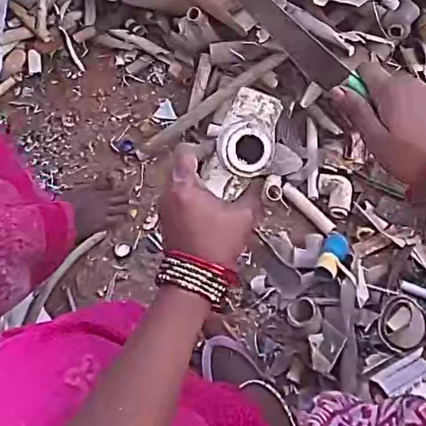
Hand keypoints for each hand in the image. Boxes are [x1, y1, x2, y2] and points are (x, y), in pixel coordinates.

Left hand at [159, 147, 255, 269]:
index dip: (203, 148)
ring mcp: (165, 209)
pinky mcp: (166, 221)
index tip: (216, 152)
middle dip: (201, 167)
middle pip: (181, 166)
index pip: (186, 152)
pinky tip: (207, 208)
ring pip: (178, 183)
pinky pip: (177, 199)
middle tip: (219, 171)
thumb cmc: (213, 249)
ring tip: (215, 191)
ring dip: (195, 183)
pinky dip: (190, 198)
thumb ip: (253, 195)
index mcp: (184, 187)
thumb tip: (260, 187)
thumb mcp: (243, 217)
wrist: (197, 278)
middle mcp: (169, 195)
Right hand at [327, 58, 425, 190]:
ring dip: (390, 107)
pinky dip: (408, 112)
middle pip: (380, 81)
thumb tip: (339, 92)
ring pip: (398, 91)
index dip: (353, 86)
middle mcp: (410, 84)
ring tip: (392, 135)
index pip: (363, 68)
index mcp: (391, 88)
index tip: (353, 105)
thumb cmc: (416, 158)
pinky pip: (414, 100)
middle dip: (372, 100)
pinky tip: (408, 135)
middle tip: (372, 128)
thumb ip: (355, 110)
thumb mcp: (375, 138)